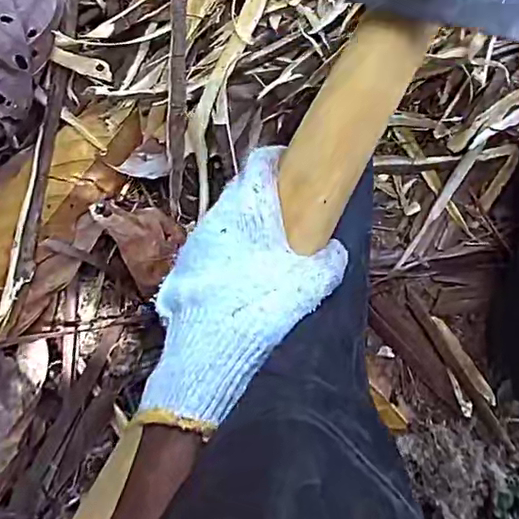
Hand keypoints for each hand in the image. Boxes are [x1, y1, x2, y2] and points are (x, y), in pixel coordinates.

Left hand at [135, 146, 347, 430]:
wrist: (205, 358)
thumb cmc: (260, 310)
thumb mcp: (309, 284)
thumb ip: (328, 260)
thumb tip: (335, 249)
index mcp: (248, 206)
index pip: (262, 160)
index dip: (281, 160)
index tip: (294, 167)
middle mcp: (217, 213)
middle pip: (245, 190)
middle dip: (266, 199)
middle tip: (288, 220)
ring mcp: (196, 240)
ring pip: (226, 219)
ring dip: (246, 227)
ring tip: (265, 256)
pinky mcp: (183, 266)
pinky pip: (210, 248)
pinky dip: (226, 255)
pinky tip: (239, 282)